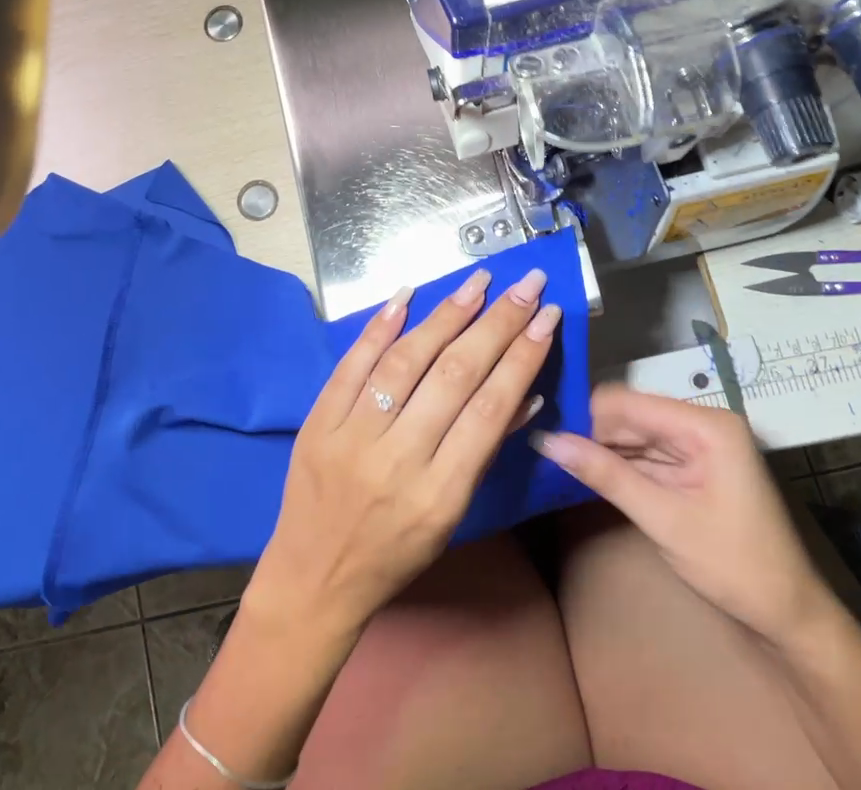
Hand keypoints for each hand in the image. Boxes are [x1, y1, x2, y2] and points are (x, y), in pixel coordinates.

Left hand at [247, 267, 562, 633]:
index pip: (489, 409)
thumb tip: (525, 394)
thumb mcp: (451, 519)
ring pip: (404, 363)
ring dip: (445, 315)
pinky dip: (378, 328)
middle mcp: (396, 459)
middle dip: (496, 324)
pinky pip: (350, 366)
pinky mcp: (318, 423)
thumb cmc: (394, 555)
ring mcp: (351, 438)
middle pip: (453, 376)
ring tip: (477, 282)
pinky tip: (407, 296)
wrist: (313, 577)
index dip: (522, 357)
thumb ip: (484, 454)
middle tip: (524, 284)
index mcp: (439, 493)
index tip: (547, 317)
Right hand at [530, 385, 836, 643]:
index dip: (582, 413)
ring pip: (631, 437)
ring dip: (597, 449)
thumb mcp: (663, 519)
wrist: (786, 612)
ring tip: (549, 457)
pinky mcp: (691, 469)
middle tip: (538, 447)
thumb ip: (606, 475)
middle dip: (587, 431)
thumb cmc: (734, 564)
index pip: (628, 402)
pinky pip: (644, 457)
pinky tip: (581, 472)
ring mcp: (697, 447)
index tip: (539, 427)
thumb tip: (548, 441)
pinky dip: (616, 466)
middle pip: (628, 416)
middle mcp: (702, 425)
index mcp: (706, 426)